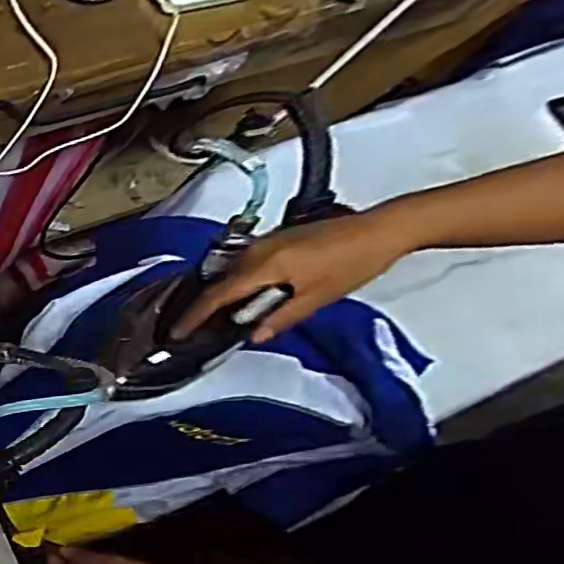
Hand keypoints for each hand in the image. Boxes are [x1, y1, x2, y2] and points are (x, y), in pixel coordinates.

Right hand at [168, 209, 420, 342]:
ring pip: (229, 272)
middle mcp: (259, 250)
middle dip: (203, 306)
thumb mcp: (316, 298)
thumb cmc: (353, 263)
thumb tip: (254, 335)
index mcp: (266, 266)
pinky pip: (243, 263)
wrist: (385, 228)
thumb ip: (280, 318)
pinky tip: (239, 295)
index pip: (218, 296)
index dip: (194, 317)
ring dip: (219, 293)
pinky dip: (234, 281)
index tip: (177, 333)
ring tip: (214, 315)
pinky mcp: (276, 238)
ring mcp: (267, 241)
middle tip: (192, 328)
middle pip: (218, 282)